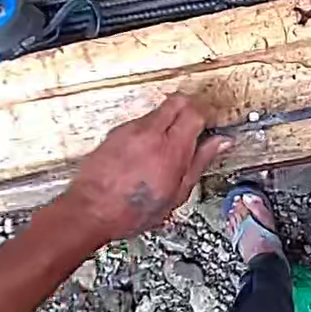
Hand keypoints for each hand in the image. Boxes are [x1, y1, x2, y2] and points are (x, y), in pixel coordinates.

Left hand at [55, 95, 231, 242]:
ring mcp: (130, 129)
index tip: (212, 124)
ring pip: (160, 110)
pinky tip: (151, 151)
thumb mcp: (178, 193)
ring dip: (172, 119)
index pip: (196, 112)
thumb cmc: (132, 210)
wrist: (89, 211)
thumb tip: (221, 143)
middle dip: (192, 107)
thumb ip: (201, 161)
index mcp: (170, 149)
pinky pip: (142, 121)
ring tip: (172, 144)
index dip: (208, 114)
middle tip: (198, 124)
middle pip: (179, 100)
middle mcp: (150, 133)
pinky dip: (153, 129)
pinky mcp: (116, 132)